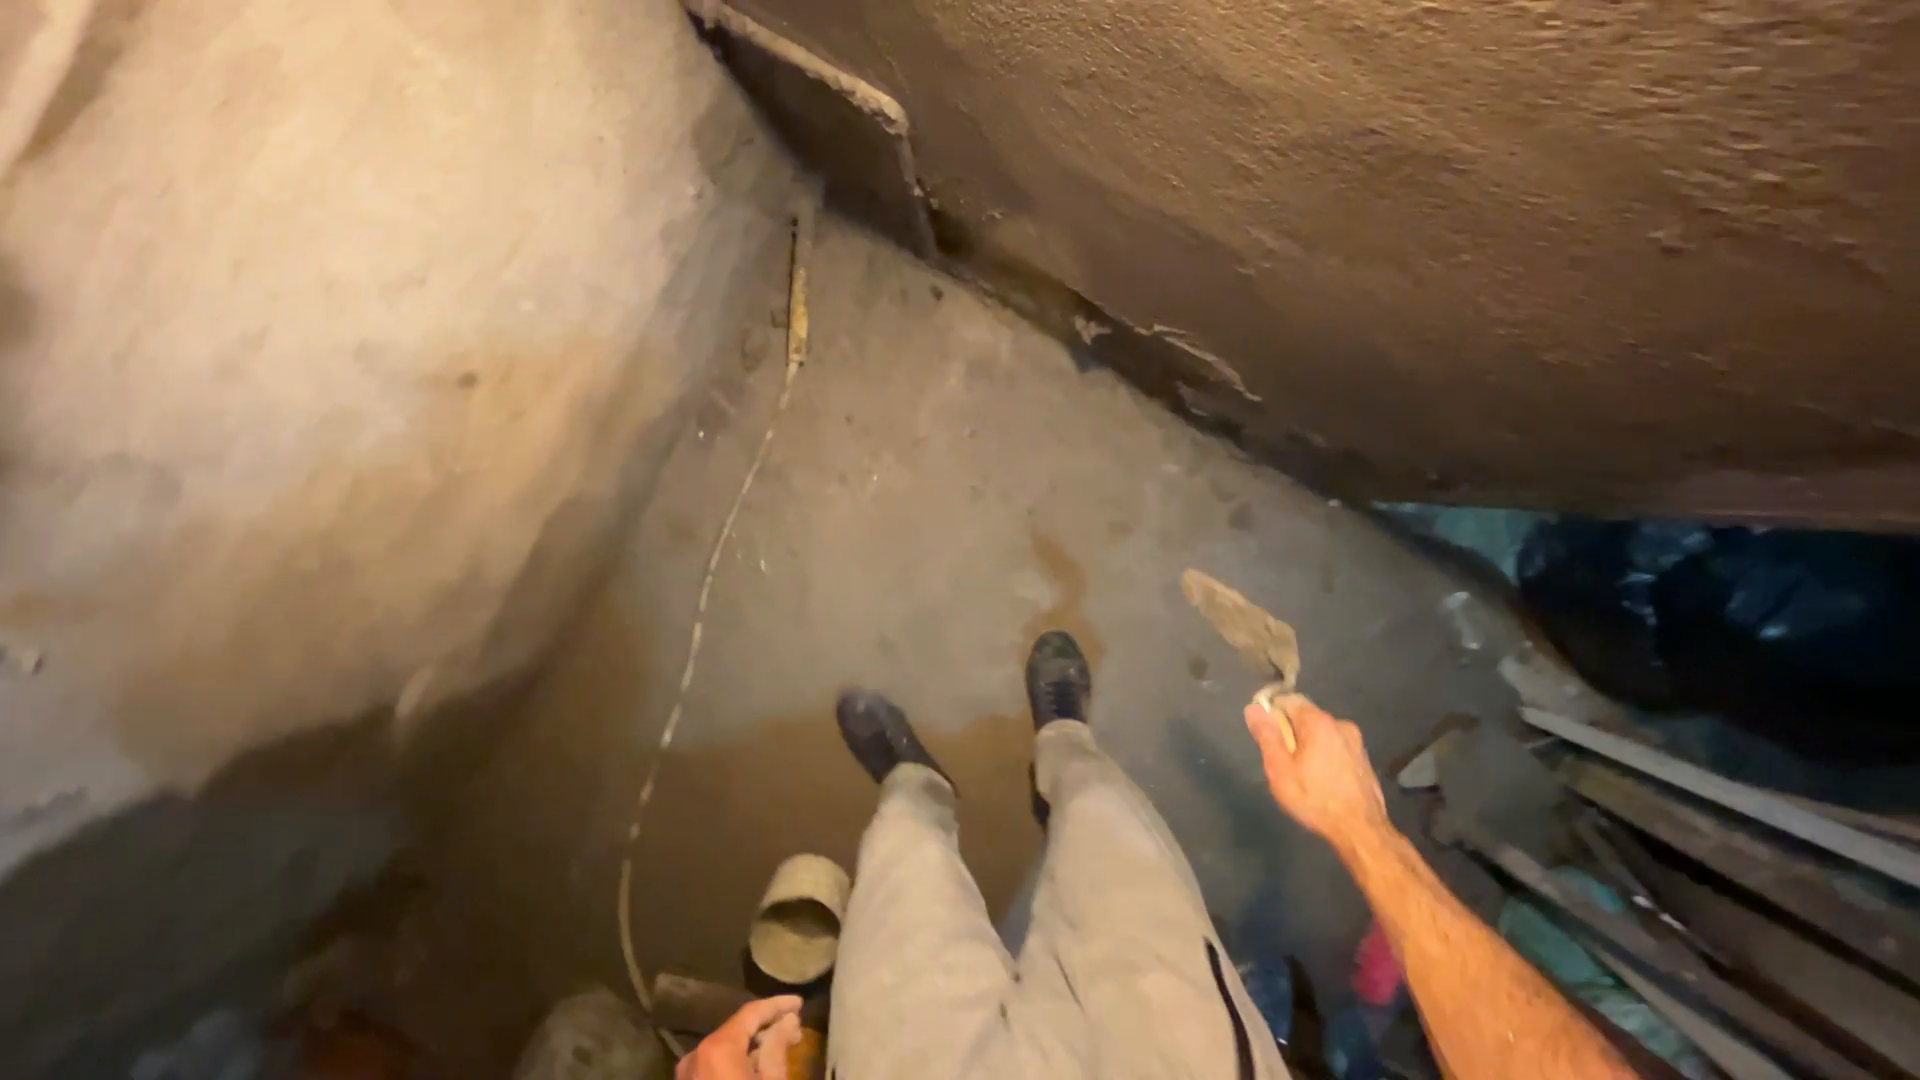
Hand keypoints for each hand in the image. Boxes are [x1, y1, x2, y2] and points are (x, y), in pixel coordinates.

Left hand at [676, 996, 803, 1079]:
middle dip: (766, 1026)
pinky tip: (754, 1065)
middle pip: (737, 1029)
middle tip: (794, 1028)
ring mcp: (686, 1073)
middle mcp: (696, 1054)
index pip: (751, 1012)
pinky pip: (713, 1065)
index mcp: (717, 1047)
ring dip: (751, 1045)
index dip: (778, 1004)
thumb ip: (778, 1046)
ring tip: (777, 1048)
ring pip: (725, 1047)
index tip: (799, 1003)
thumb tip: (788, 1020)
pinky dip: (735, 1060)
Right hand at [1244, 694, 1389, 853]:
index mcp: (1318, 722)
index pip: (1288, 700)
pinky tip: (1321, 780)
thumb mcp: (1279, 769)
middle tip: (1281, 761)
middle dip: (1290, 732)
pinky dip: (1324, 755)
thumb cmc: (1314, 798)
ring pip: (1321, 732)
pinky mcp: (1363, 758)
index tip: (1265, 735)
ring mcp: (1355, 741)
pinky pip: (1335, 746)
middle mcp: (1340, 724)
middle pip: (1305, 716)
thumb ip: (1266, 735)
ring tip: (1301, 773)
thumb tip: (1254, 708)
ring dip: (1308, 744)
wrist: (1361, 830)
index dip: (1272, 712)